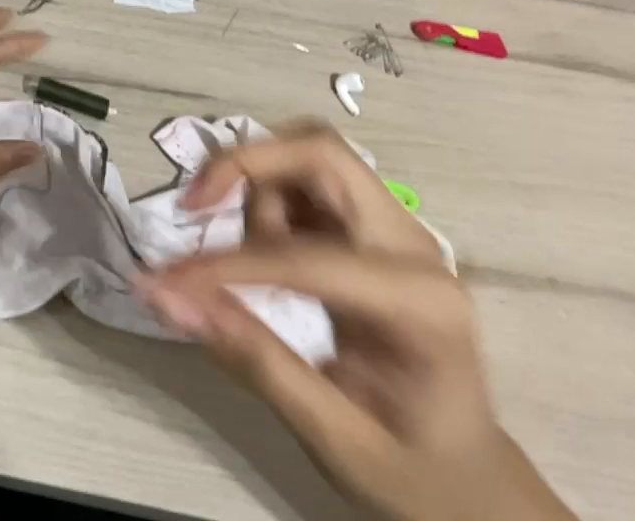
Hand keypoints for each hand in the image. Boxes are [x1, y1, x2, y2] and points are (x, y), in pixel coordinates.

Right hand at [139, 124, 575, 520]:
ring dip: (255, 187)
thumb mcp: (331, 435)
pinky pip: (307, 182)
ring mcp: (397, 233)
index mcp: (419, 305)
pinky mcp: (373, 233)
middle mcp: (414, 248)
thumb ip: (252, 358)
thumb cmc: (412, 471)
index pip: (303, 258)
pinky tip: (258, 255)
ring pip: (309, 157)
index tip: (162, 282)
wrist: (472, 481)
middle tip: (193, 207)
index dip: (223, 265)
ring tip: (240, 261)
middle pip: (321, 153)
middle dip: (243, 165)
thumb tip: (165, 296)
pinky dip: (265, 196)